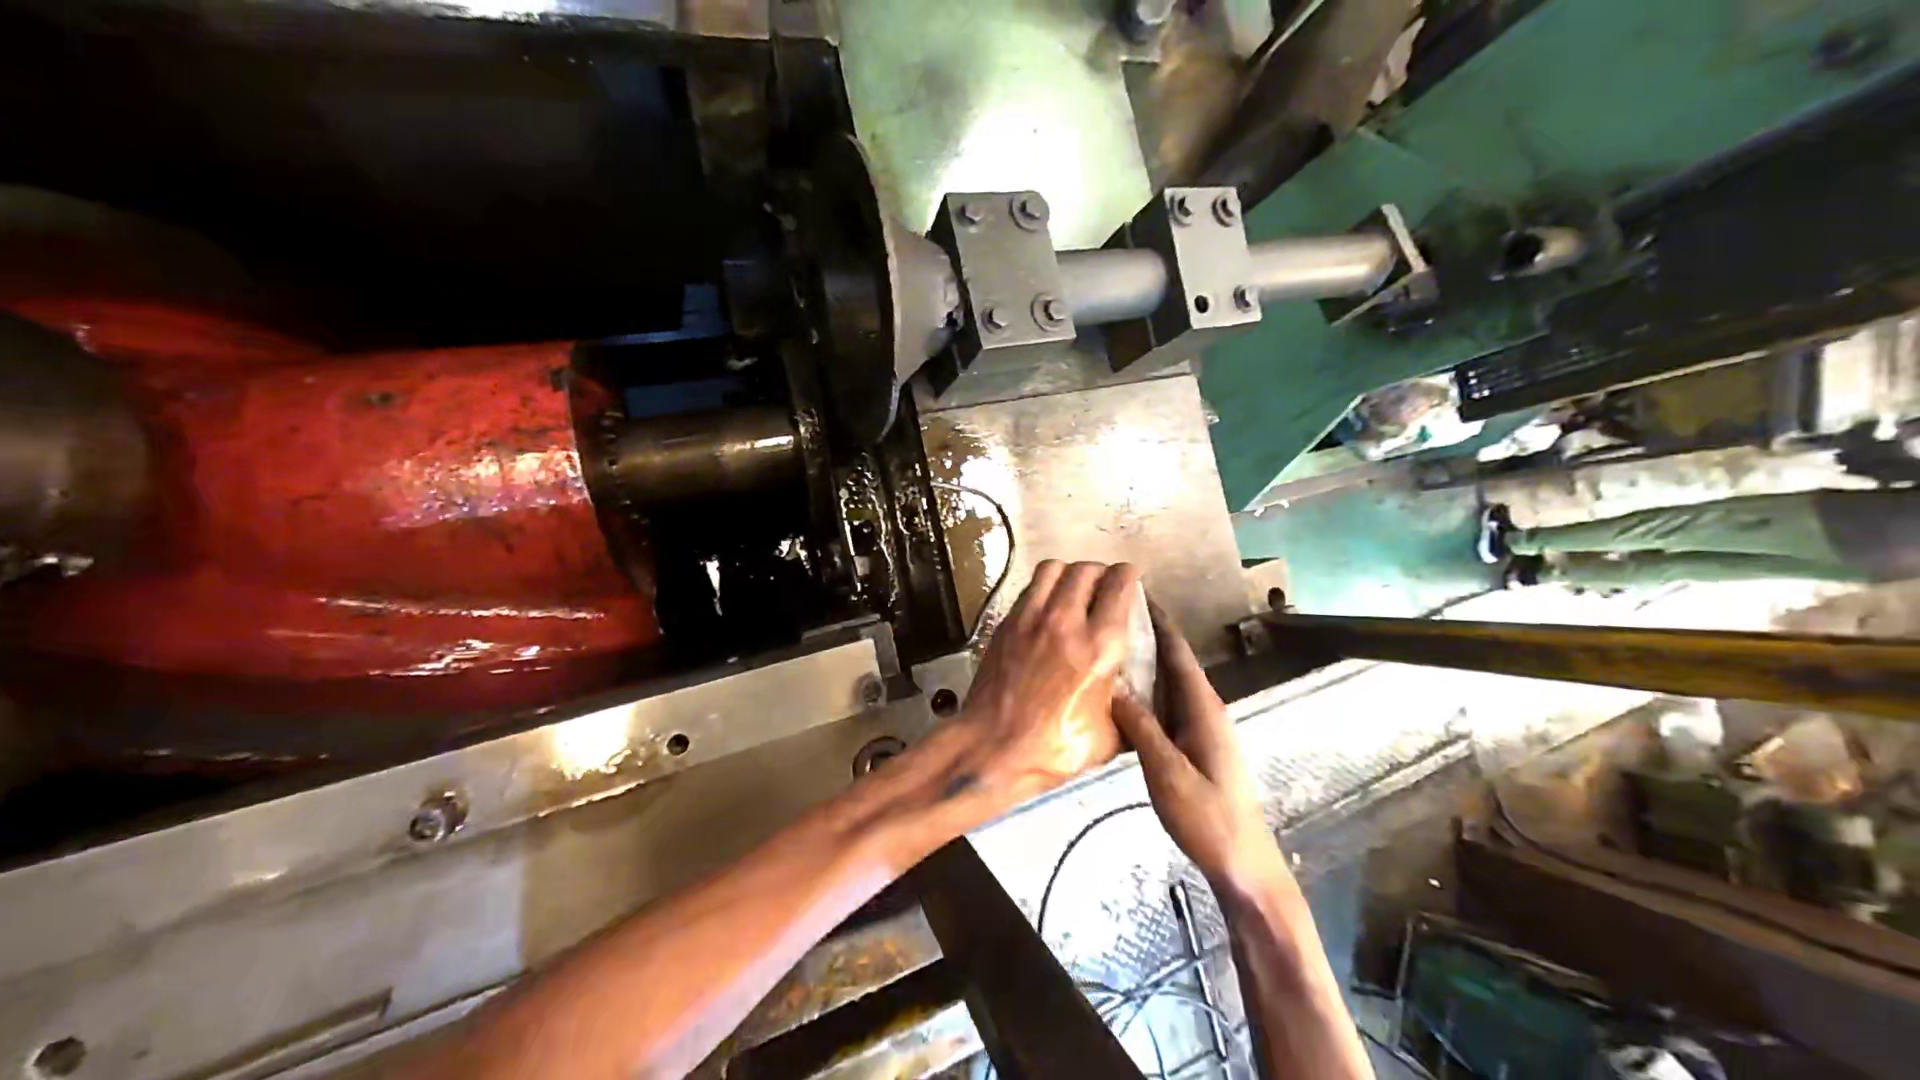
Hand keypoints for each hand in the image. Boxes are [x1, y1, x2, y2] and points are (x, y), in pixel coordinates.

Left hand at [943, 560, 1143, 808]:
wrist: (993, 747)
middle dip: (1100, 572)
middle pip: (1086, 569)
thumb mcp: (1110, 735)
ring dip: (1069, 573)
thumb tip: (1137, 698)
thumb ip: (1129, 708)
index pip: (1119, 585)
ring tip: (1074, 589)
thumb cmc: (1055, 748)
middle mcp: (1066, 620)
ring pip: (1054, 569)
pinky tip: (1047, 607)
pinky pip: (1029, 588)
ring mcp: (1031, 618)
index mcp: (1100, 645)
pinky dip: (1043, 587)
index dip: (1129, 576)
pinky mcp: (1006, 624)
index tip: (1131, 581)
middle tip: (1104, 586)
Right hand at [1112, 604, 1284, 892]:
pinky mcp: (1193, 743)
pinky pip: (1164, 704)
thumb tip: (1113, 686)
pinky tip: (1119, 693)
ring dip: (1143, 661)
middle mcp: (1204, 708)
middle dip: (1145, 634)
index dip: (1158, 620)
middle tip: (1106, 615)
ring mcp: (1199, 726)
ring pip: (1167, 682)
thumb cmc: (1207, 816)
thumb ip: (1141, 728)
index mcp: (1203, 707)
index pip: (1178, 652)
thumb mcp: (1167, 772)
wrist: (1241, 860)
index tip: (1133, 591)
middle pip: (1173, 661)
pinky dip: (1144, 690)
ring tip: (1106, 644)